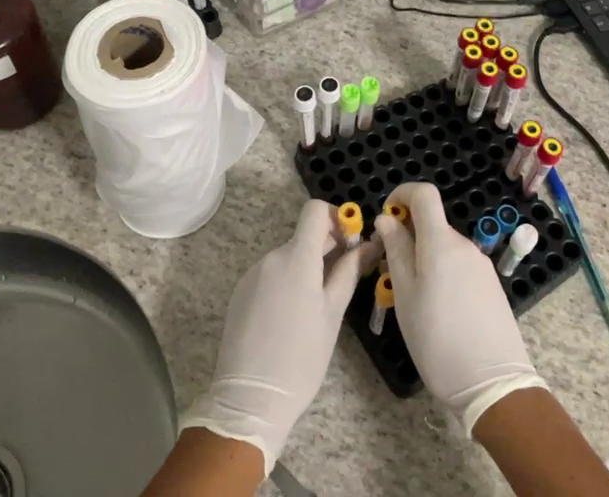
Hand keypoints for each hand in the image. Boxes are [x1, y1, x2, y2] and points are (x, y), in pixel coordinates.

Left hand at [180, 200, 375, 474]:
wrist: (251, 397)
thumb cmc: (301, 358)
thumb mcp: (332, 314)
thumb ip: (348, 272)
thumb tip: (368, 245)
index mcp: (296, 259)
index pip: (314, 210)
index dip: (335, 218)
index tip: (350, 242)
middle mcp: (271, 258)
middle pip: (303, 236)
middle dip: (326, 247)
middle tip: (345, 275)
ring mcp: (252, 274)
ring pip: (288, 256)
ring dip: (306, 267)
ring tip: (318, 304)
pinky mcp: (241, 291)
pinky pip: (271, 274)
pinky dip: (286, 281)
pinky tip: (292, 315)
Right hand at [375, 182, 547, 435]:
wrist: (492, 383)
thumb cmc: (437, 340)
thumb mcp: (405, 296)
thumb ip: (396, 251)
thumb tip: (387, 220)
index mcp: (441, 243)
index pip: (424, 194)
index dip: (402, 194)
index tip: (385, 216)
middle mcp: (465, 246)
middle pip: (433, 224)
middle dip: (409, 236)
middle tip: (390, 271)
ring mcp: (482, 266)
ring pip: (445, 248)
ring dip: (424, 258)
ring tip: (412, 299)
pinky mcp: (491, 286)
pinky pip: (459, 266)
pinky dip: (442, 273)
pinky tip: (438, 310)